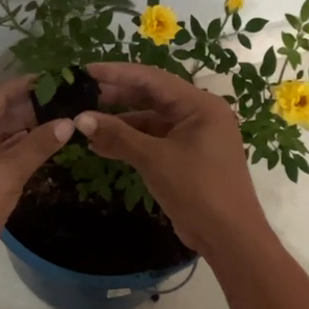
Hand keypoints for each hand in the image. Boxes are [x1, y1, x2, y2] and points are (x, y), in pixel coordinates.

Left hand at [0, 77, 74, 267]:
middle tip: (69, 99)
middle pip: (4, 113)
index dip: (27, 85)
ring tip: (65, 118)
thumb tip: (69, 122)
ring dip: (32, 127)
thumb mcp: (10, 170)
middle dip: (34, 106)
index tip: (56, 78)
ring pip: (7, 133)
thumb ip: (39, 144)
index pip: (0, 95)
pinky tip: (49, 143)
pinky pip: (6, 152)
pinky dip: (25, 147)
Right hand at [73, 62, 274, 254]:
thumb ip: (117, 135)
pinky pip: (152, 140)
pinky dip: (128, 142)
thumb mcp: (154, 159)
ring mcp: (192, 137)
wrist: (229, 236)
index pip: (152, 79)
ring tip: (84, 124)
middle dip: (115, 97)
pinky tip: (99, 146)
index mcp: (200, 106)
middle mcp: (199, 115)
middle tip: (80, 96)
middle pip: (150, 97)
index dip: (117, 73)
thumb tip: (79, 119)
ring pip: (149, 120)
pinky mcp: (185, 157)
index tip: (84, 71)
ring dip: (118, 123)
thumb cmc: (198, 189)